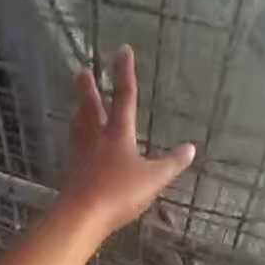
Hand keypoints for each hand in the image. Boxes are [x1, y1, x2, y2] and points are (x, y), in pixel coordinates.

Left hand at [58, 45, 195, 233]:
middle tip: (83, 71)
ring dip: (78, 111)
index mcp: (118, 134)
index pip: (124, 97)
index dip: (125, 73)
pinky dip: (76, 138)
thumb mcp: (153, 179)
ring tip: (76, 104)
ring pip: (79, 126)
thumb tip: (191, 148)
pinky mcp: (73, 172)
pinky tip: (77, 144)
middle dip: (89, 88)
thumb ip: (172, 164)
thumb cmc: (119, 193)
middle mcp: (96, 138)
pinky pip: (75, 147)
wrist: (83, 215)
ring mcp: (81, 155)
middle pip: (91, 107)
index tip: (123, 49)